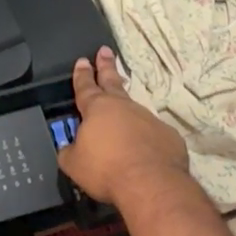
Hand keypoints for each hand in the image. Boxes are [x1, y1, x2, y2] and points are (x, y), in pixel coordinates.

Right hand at [58, 47, 190, 207]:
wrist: (151, 184)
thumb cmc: (106, 170)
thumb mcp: (74, 164)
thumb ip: (68, 152)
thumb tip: (68, 148)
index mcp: (97, 109)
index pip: (85, 86)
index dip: (83, 74)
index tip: (83, 60)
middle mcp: (123, 107)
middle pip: (112, 82)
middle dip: (106, 67)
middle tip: (105, 51)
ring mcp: (148, 119)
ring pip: (134, 109)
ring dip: (126, 110)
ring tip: (122, 116)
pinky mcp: (168, 136)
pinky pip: (153, 133)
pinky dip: (146, 138)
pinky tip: (144, 150)